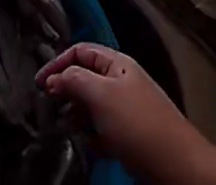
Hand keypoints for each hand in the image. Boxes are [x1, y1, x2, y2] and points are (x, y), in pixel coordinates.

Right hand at [36, 43, 213, 179]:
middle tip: (51, 107)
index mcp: (117, 64)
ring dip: (78, 114)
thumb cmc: (139, 125)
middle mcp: (121, 81)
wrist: (176, 165)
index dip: (59, 63)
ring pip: (92, 104)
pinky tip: (91, 145)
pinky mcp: (128, 134)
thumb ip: (76, 81)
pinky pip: (102, 128)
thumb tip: (54, 78)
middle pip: (85, 76)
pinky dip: (92, 134)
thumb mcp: (102, 96)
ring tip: (70, 127)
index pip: (82, 51)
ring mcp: (126, 107)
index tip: (39, 83)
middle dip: (66, 89)